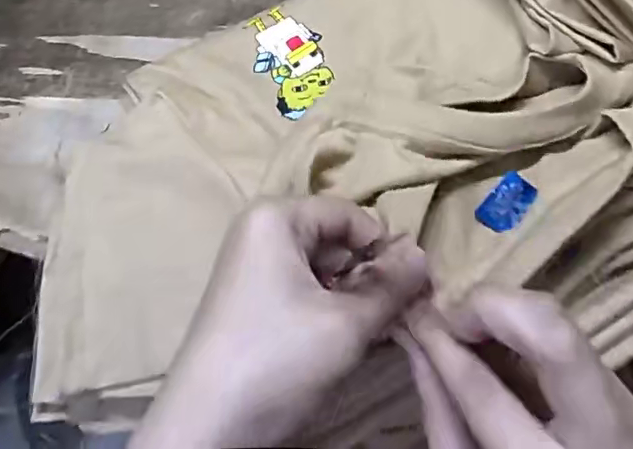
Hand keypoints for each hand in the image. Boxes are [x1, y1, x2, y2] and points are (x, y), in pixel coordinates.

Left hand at [133, 197, 429, 448]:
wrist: (209, 421)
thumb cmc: (279, 357)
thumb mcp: (346, 324)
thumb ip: (389, 287)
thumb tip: (422, 252)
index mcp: (275, 214)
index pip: (347, 212)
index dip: (384, 245)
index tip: (416, 286)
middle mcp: (260, 226)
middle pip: (332, 236)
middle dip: (366, 271)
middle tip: (393, 314)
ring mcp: (252, 259)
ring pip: (319, 263)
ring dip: (349, 293)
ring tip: (367, 330)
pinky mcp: (251, 292)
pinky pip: (300, 283)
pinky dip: (326, 304)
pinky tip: (339, 337)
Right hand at [400, 289, 632, 448]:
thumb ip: (443, 418)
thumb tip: (416, 343)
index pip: (488, 393)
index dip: (442, 345)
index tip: (413, 316)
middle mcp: (609, 432)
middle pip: (551, 329)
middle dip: (487, 305)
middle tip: (448, 316)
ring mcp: (629, 409)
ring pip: (558, 320)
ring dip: (502, 310)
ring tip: (467, 327)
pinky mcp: (629, 395)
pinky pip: (567, 334)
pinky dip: (522, 325)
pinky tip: (496, 341)